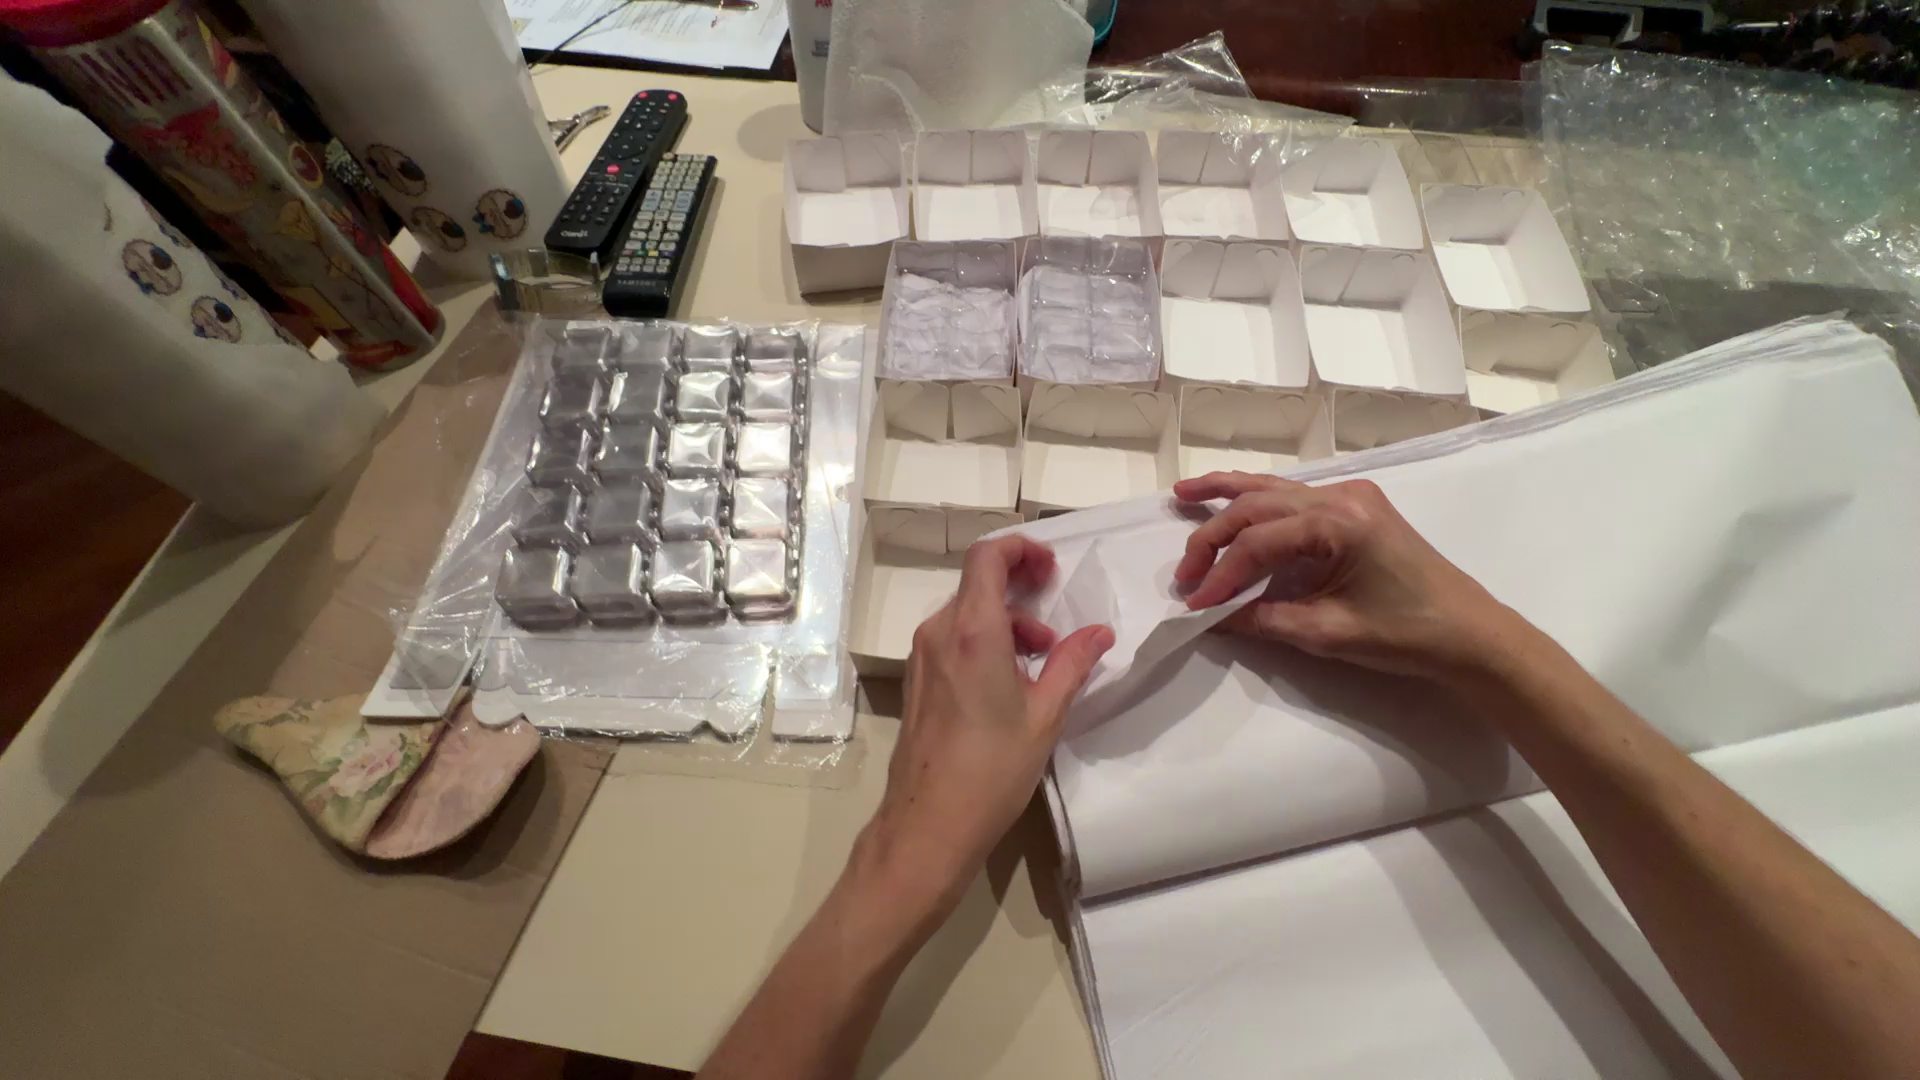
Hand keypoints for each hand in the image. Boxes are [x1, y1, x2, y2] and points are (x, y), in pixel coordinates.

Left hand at [864, 535, 1114, 908]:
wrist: (928, 823)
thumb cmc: (992, 769)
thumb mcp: (1045, 715)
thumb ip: (1073, 663)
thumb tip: (1100, 632)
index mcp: (972, 630)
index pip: (987, 556)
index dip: (1020, 548)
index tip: (1050, 568)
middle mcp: (939, 632)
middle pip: (977, 582)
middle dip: (1020, 587)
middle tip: (1055, 610)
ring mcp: (922, 655)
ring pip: (966, 612)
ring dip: (1006, 620)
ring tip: (1042, 657)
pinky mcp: (917, 678)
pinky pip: (952, 638)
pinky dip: (984, 639)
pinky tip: (1009, 679)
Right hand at [1171, 471, 1522, 679]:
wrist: (1472, 635)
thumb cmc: (1407, 635)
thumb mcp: (1328, 633)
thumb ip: (1263, 618)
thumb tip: (1212, 617)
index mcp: (1340, 523)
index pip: (1258, 543)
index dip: (1221, 575)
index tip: (1196, 606)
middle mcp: (1340, 496)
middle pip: (1256, 507)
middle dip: (1213, 538)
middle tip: (1184, 573)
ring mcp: (1348, 495)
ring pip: (1269, 488)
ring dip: (1224, 494)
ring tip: (1182, 494)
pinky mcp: (1352, 505)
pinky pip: (1290, 496)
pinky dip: (1253, 498)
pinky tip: (1228, 497)